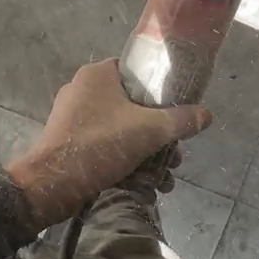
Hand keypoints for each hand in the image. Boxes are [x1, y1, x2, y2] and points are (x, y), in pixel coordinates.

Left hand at [4, 60, 212, 227]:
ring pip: (121, 130)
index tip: (177, 112)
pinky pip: (105, 146)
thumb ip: (181, 121)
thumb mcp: (150, 131)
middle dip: (159, 135)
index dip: (160, 90)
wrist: (52, 183)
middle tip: (176, 156)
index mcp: (98, 74)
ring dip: (146, 154)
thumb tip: (207, 115)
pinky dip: (125, 163)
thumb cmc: (101, 144)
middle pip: (132, 106)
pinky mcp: (68, 142)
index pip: (136, 72)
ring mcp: (73, 118)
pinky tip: (144, 187)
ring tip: (165, 180)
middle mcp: (83, 90)